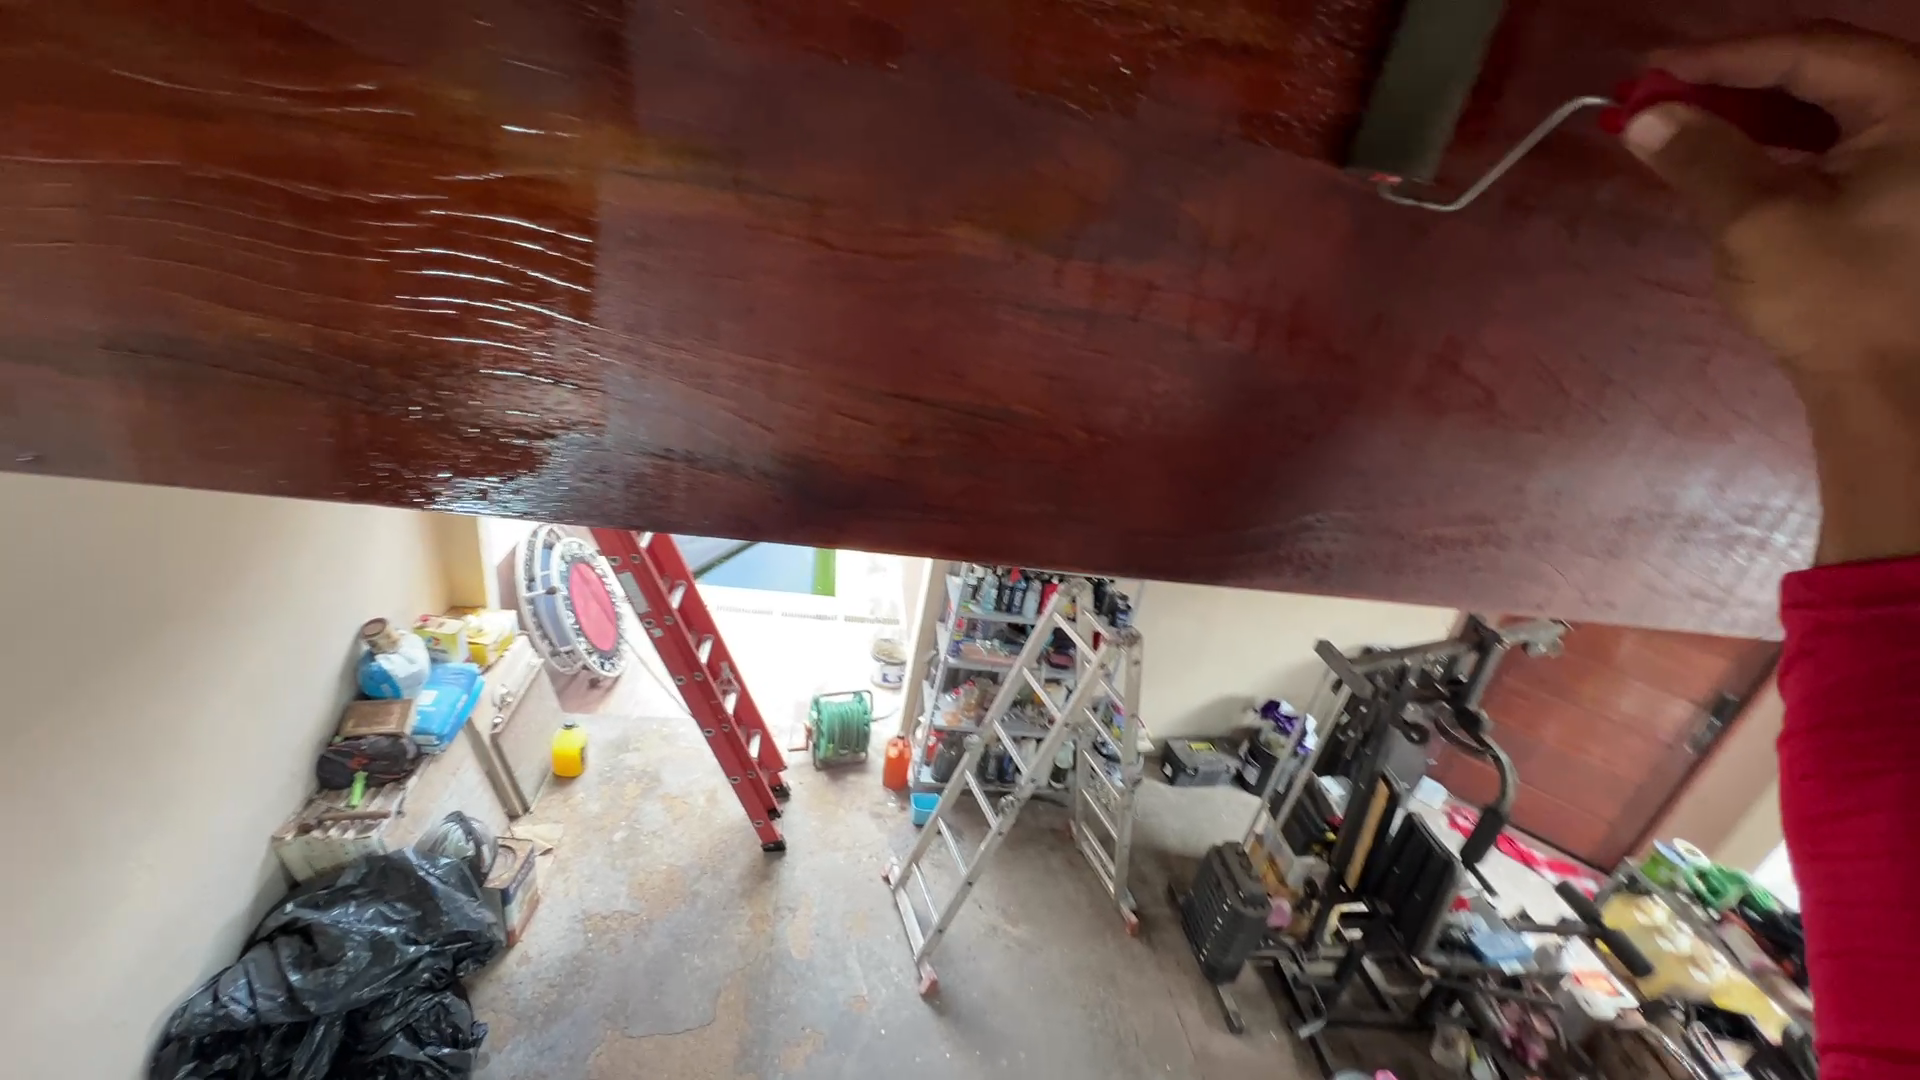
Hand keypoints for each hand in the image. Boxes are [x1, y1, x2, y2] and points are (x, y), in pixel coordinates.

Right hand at [1621, 25, 1919, 386]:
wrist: (1887, 369)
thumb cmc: (1832, 293)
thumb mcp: (1758, 222)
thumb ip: (1703, 161)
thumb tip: (1643, 117)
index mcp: (1918, 102)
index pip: (1809, 51)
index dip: (1721, 56)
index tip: (1647, 72)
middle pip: (1817, 68)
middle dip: (1726, 79)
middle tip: (1650, 96)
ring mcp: (1911, 146)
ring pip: (1817, 102)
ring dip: (1739, 109)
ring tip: (1671, 123)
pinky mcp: (1889, 180)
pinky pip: (1822, 137)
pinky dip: (1763, 138)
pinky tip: (1718, 153)